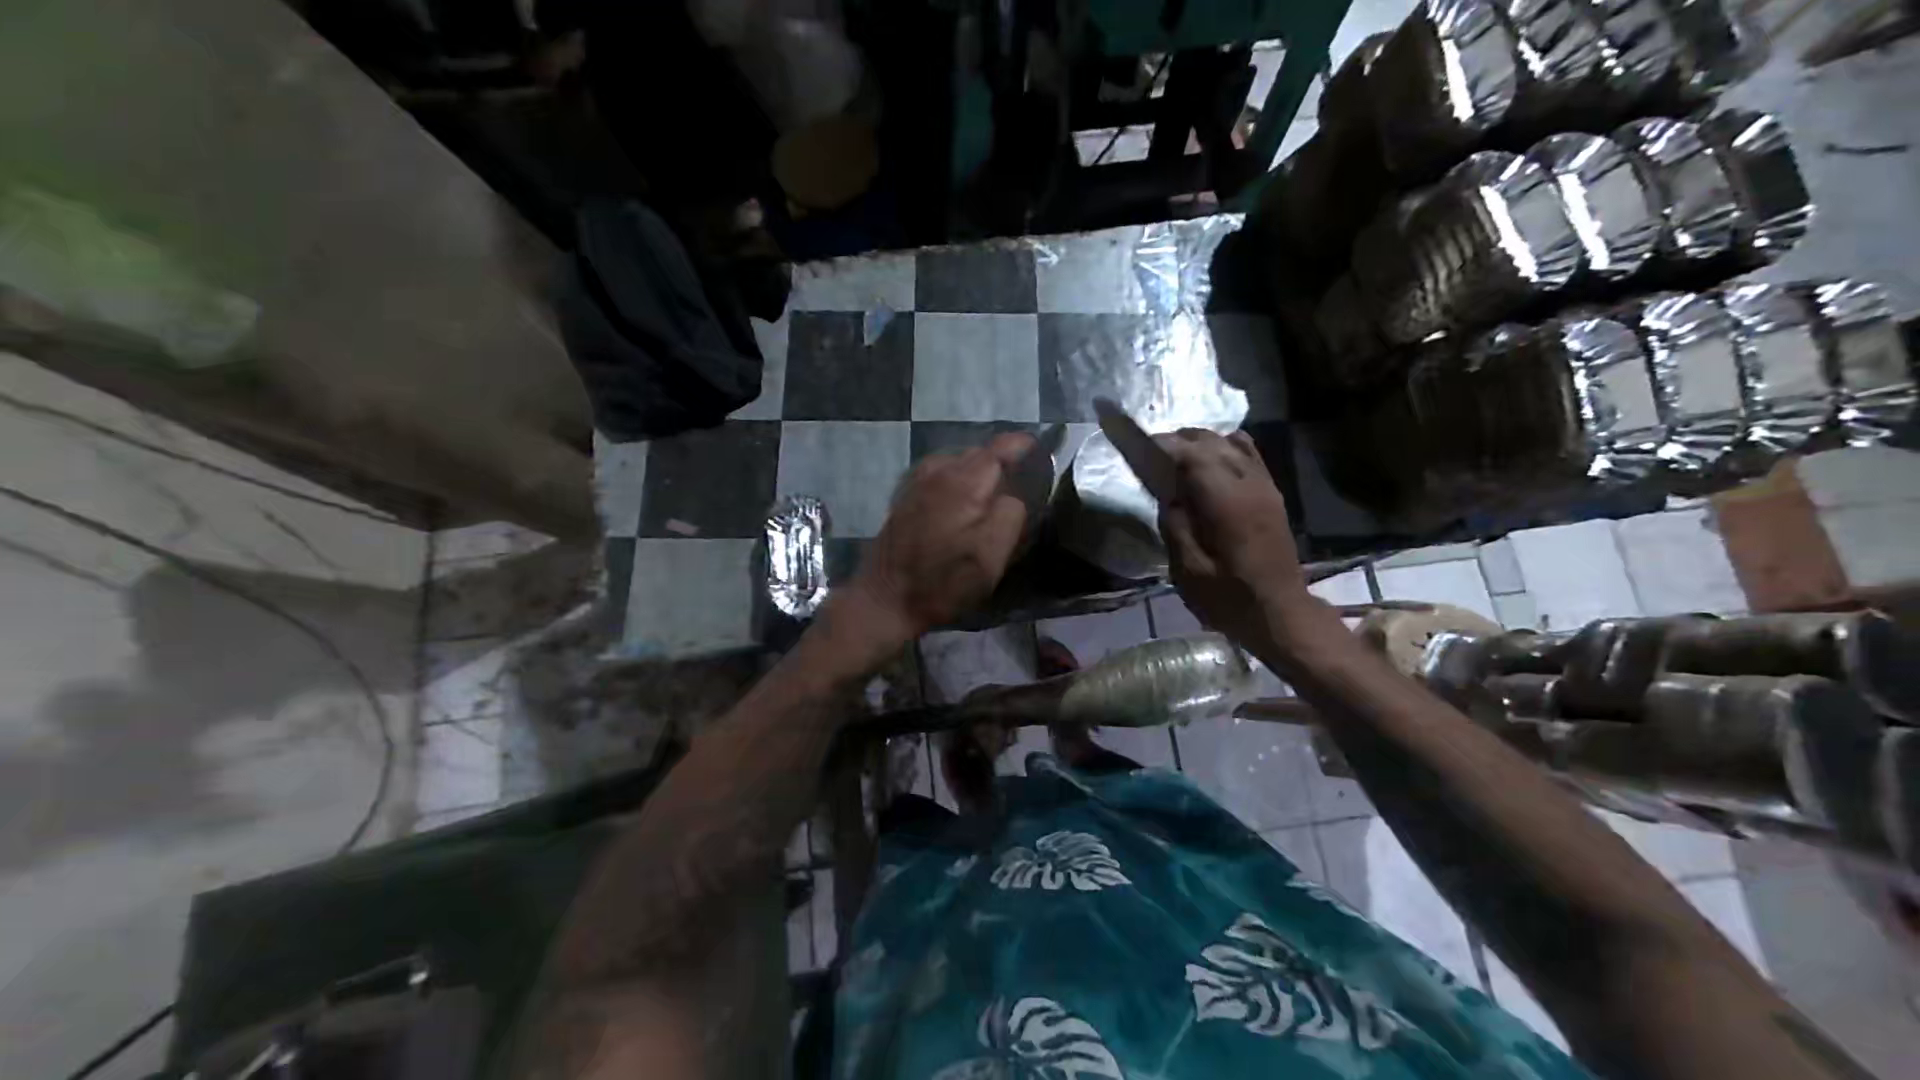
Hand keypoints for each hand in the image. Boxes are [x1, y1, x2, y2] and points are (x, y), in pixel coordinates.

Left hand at [837, 433, 1034, 644]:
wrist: (886, 599)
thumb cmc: (943, 581)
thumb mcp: (989, 556)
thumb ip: (1010, 515)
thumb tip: (1013, 496)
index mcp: (962, 482)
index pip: (999, 448)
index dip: (1021, 447)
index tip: (1039, 452)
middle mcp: (937, 473)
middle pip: (978, 454)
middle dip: (1001, 463)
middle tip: (1021, 485)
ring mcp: (916, 484)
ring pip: (957, 463)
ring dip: (978, 473)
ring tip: (993, 495)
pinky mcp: (905, 499)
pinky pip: (939, 476)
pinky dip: (957, 481)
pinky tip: (961, 504)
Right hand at [1154, 429, 1314, 645]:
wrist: (1279, 613)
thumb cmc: (1229, 597)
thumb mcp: (1188, 569)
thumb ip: (1176, 525)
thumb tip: (1170, 495)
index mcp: (1226, 502)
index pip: (1193, 455)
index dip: (1166, 445)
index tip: (1142, 444)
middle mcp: (1249, 484)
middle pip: (1213, 442)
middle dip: (1181, 439)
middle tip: (1154, 450)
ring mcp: (1266, 487)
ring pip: (1233, 444)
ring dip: (1203, 442)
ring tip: (1179, 454)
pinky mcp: (1272, 495)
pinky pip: (1251, 455)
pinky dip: (1227, 449)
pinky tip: (1212, 459)